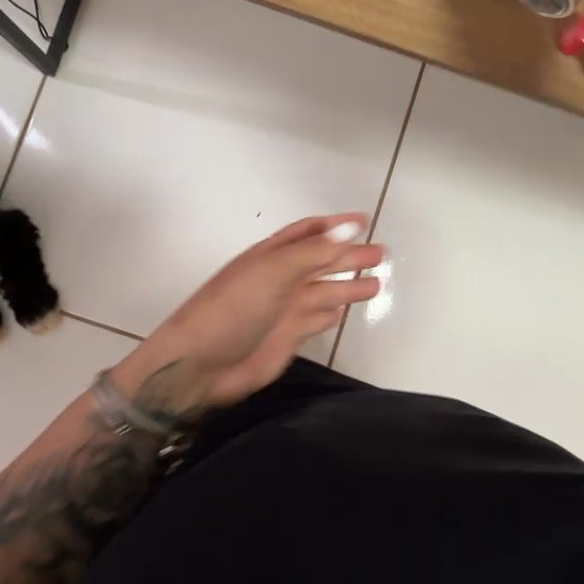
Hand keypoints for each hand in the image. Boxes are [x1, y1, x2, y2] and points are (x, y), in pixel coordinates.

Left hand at [111, 214, 383, 419]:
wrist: (199, 364)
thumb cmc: (233, 309)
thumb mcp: (274, 272)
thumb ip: (314, 252)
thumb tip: (351, 228)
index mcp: (271, 256)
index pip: (309, 233)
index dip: (335, 225)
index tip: (364, 220)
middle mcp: (279, 279)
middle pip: (322, 262)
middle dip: (350, 257)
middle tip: (383, 254)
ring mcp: (283, 310)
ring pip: (323, 292)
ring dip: (348, 286)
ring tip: (378, 282)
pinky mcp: (286, 339)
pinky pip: (314, 321)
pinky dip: (330, 315)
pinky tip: (342, 312)